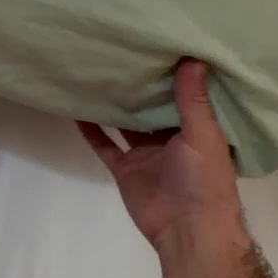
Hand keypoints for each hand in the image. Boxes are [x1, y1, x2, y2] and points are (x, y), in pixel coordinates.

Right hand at [79, 59, 248, 256]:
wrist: (186, 230)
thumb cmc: (203, 181)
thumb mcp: (203, 136)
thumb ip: (193, 101)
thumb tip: (193, 58)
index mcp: (197, 134)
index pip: (185, 99)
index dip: (174, 76)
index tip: (160, 47)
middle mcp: (171, 142)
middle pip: (151, 109)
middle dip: (139, 86)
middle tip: (120, 52)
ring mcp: (145, 155)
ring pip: (125, 123)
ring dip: (113, 103)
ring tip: (94, 72)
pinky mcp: (124, 167)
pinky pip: (103, 142)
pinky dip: (89, 127)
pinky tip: (74, 106)